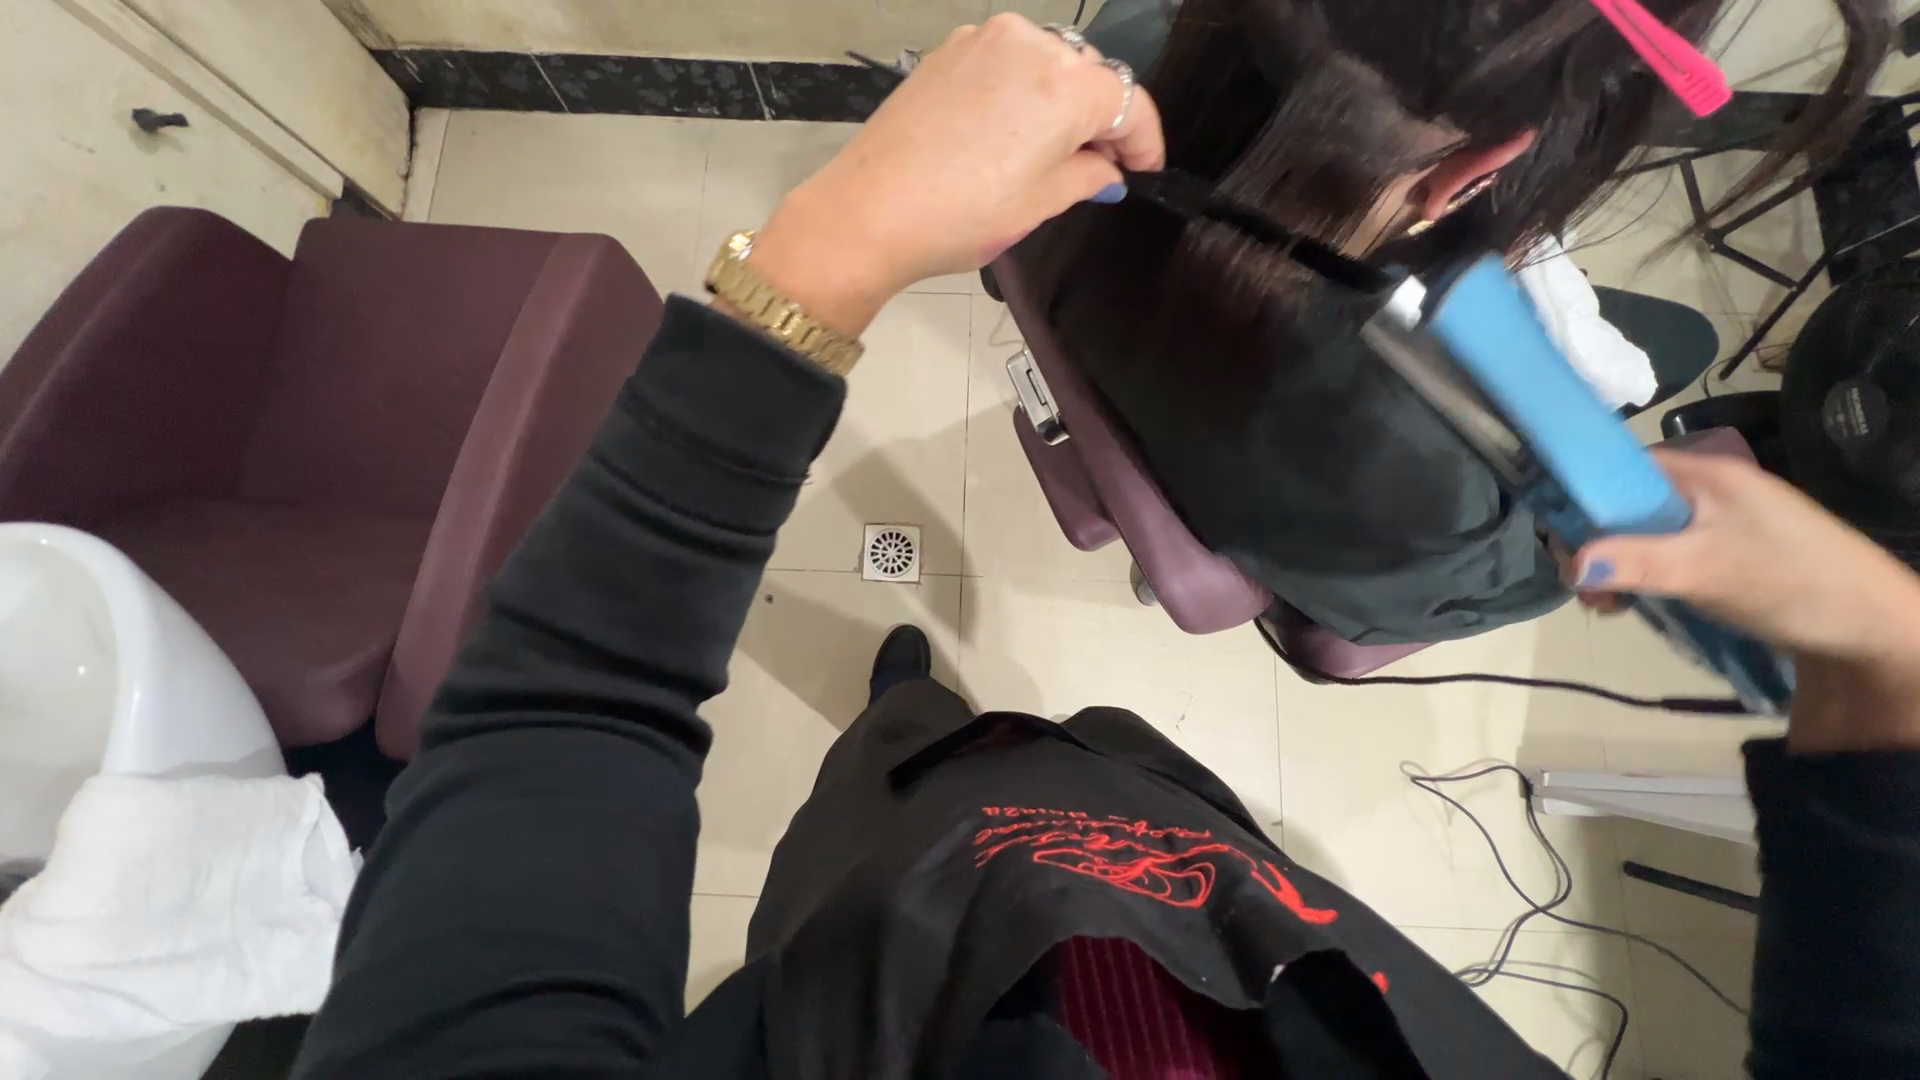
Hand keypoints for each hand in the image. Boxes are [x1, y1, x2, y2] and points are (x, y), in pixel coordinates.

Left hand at [745, 14, 1165, 336]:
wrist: (871, 211)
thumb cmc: (956, 216)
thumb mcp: (1038, 205)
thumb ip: (1086, 178)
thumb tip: (1106, 171)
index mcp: (1065, 86)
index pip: (1129, 104)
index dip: (1144, 142)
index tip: (1143, 168)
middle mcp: (1030, 46)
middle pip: (1089, 78)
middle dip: (1100, 122)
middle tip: (1097, 168)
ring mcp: (984, 42)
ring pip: (1047, 65)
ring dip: (1059, 104)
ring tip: (1049, 155)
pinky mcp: (950, 51)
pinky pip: (1005, 65)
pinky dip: (1020, 94)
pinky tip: (1008, 135)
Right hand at [1567, 450, 1919, 751]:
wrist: (1880, 635)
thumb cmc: (1797, 585)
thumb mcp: (1707, 571)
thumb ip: (1634, 562)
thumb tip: (1568, 563)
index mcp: (1703, 474)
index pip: (1615, 467)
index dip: (1577, 497)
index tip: (1562, 541)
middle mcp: (1702, 489)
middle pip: (1616, 504)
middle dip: (1588, 544)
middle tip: (1584, 587)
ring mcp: (1710, 521)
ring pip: (1630, 534)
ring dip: (1606, 567)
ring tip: (1608, 605)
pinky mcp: (1716, 552)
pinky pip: (1652, 554)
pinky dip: (1630, 577)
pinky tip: (1629, 604)